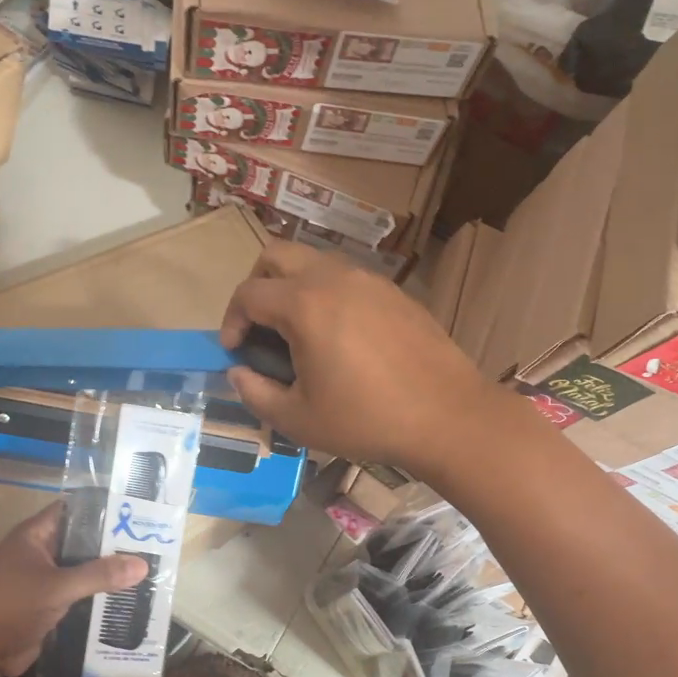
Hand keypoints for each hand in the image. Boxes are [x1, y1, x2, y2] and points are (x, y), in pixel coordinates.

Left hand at [0, 503, 147, 676]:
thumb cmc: (9, 608)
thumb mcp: (56, 587)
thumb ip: (99, 575)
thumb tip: (142, 564)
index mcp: (35, 536)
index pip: (74, 510)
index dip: (104, 508)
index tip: (139, 512)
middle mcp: (41, 553)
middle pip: (84, 542)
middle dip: (114, 544)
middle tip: (154, 545)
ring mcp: (45, 580)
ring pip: (84, 570)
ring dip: (110, 574)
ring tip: (150, 571)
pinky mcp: (50, 605)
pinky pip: (81, 595)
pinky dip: (101, 597)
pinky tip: (130, 599)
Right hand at [220, 242, 500, 473]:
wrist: (446, 415)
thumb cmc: (366, 420)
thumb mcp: (299, 419)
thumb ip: (256, 393)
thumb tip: (238, 373)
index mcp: (304, 304)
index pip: (248, 294)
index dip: (231, 321)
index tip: (234, 350)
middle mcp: (334, 278)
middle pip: (277, 256)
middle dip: (256, 286)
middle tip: (259, 326)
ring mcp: (369, 280)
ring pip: (315, 262)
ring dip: (293, 287)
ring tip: (298, 332)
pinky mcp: (394, 292)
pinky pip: (347, 278)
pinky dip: (328, 295)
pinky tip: (339, 337)